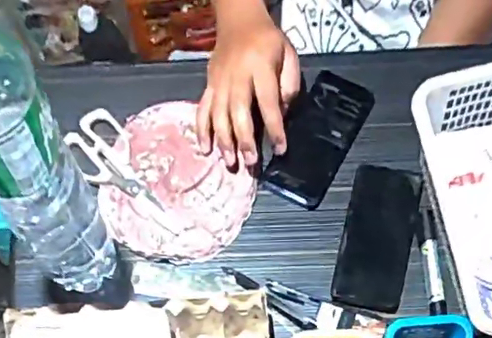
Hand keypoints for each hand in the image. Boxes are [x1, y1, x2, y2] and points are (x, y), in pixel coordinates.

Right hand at [196, 8, 300, 168]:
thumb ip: (289, 84)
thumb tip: (281, 113)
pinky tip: (206, 149)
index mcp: (260, 66)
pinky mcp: (209, 86)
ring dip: (224, 141)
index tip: (280, 148)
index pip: (268, 102)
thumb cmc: (267, 42)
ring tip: (230, 162)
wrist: (238, 20)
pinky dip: (202, 131)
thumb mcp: (288, 54)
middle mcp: (237, 76)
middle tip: (250, 163)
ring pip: (219, 115)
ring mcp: (219, 82)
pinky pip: (202, 111)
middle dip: (244, 140)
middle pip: (239, 112)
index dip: (274, 128)